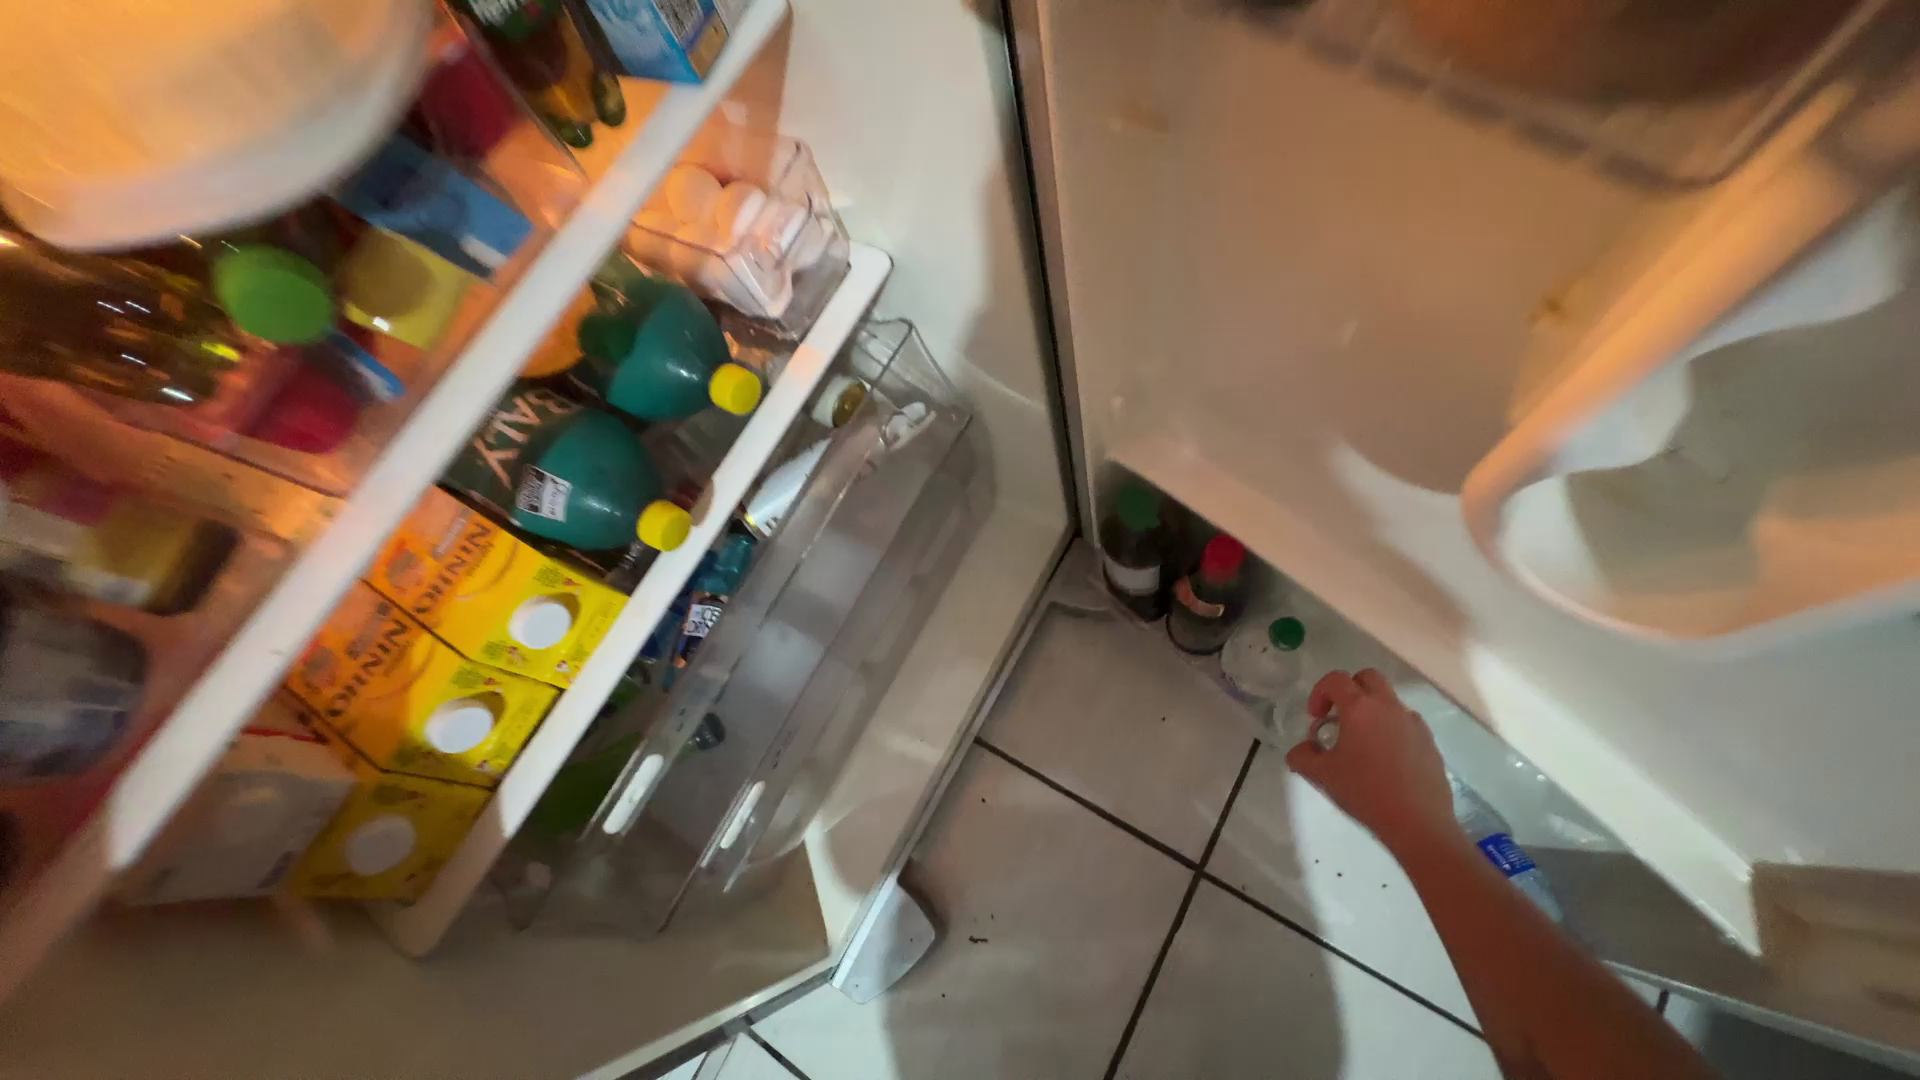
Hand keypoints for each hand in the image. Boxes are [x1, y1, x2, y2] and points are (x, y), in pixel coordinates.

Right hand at [1285, 670, 1456, 855]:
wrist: (1418, 823)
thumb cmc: (1365, 792)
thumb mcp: (1322, 775)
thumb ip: (1302, 756)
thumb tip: (1301, 750)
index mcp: (1360, 708)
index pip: (1336, 679)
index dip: (1319, 692)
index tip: (1315, 718)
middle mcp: (1389, 707)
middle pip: (1368, 678)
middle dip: (1349, 690)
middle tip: (1338, 717)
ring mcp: (1413, 724)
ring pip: (1389, 701)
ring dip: (1371, 711)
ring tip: (1362, 743)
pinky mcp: (1430, 743)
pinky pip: (1406, 724)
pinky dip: (1391, 730)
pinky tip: (1385, 761)